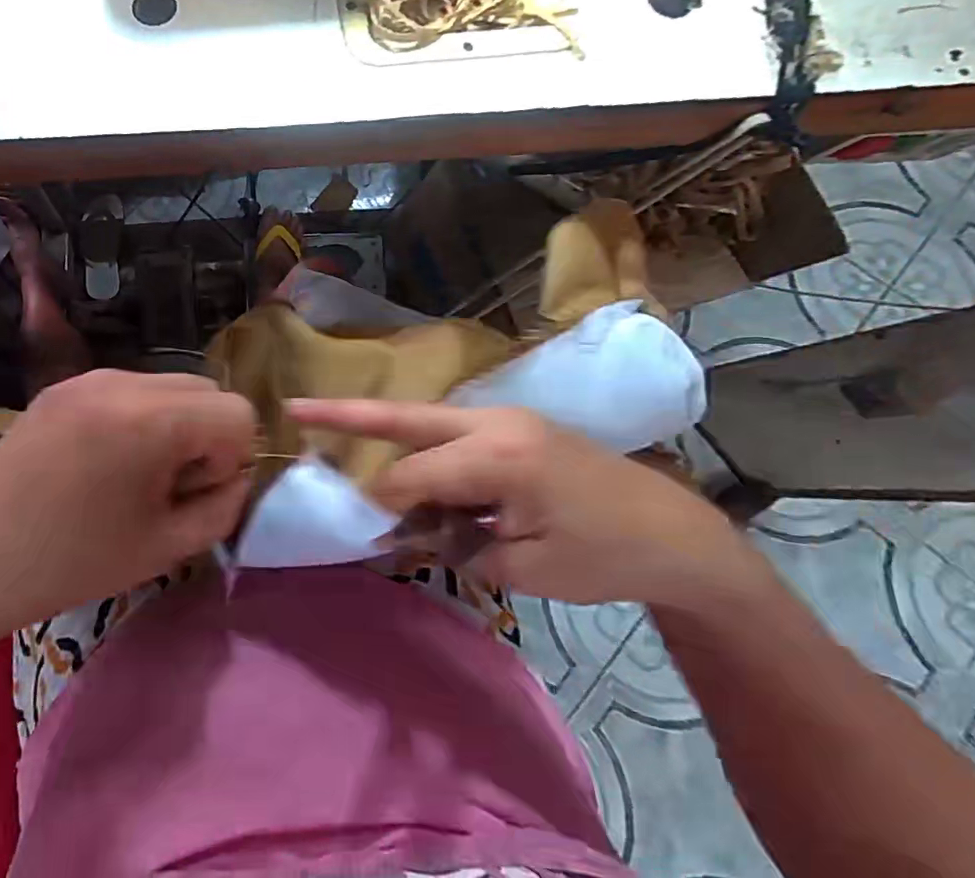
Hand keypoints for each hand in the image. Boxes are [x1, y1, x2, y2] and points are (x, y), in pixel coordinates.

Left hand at [0, 371, 256, 736]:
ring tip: (132, 474)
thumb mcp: (168, 547)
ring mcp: (88, 377)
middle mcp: (123, 381)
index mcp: (151, 420)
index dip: (230, 458)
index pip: (238, 412)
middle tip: (165, 486)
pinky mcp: (63, 385)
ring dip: (173, 424)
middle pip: (206, 389)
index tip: (191, 493)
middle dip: (205, 436)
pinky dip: (139, 418)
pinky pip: (130, 389)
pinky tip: (102, 461)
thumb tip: (236, 474)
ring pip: (170, 385)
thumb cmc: (72, 562)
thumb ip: (224, 506)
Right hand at [288, 399, 769, 610]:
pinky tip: (414, 478)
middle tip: (295, 406)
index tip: (357, 528)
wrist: (678, 535)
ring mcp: (506, 419)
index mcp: (499, 457)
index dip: (379, 505)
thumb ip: (455, 542)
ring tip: (336, 432)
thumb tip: (405, 529)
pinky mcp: (514, 428)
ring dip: (384, 436)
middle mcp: (495, 423)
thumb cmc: (604, 557)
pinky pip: (451, 435)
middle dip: (346, 414)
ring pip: (424, 422)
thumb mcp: (523, 568)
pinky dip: (423, 453)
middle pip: (404, 417)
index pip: (411, 477)